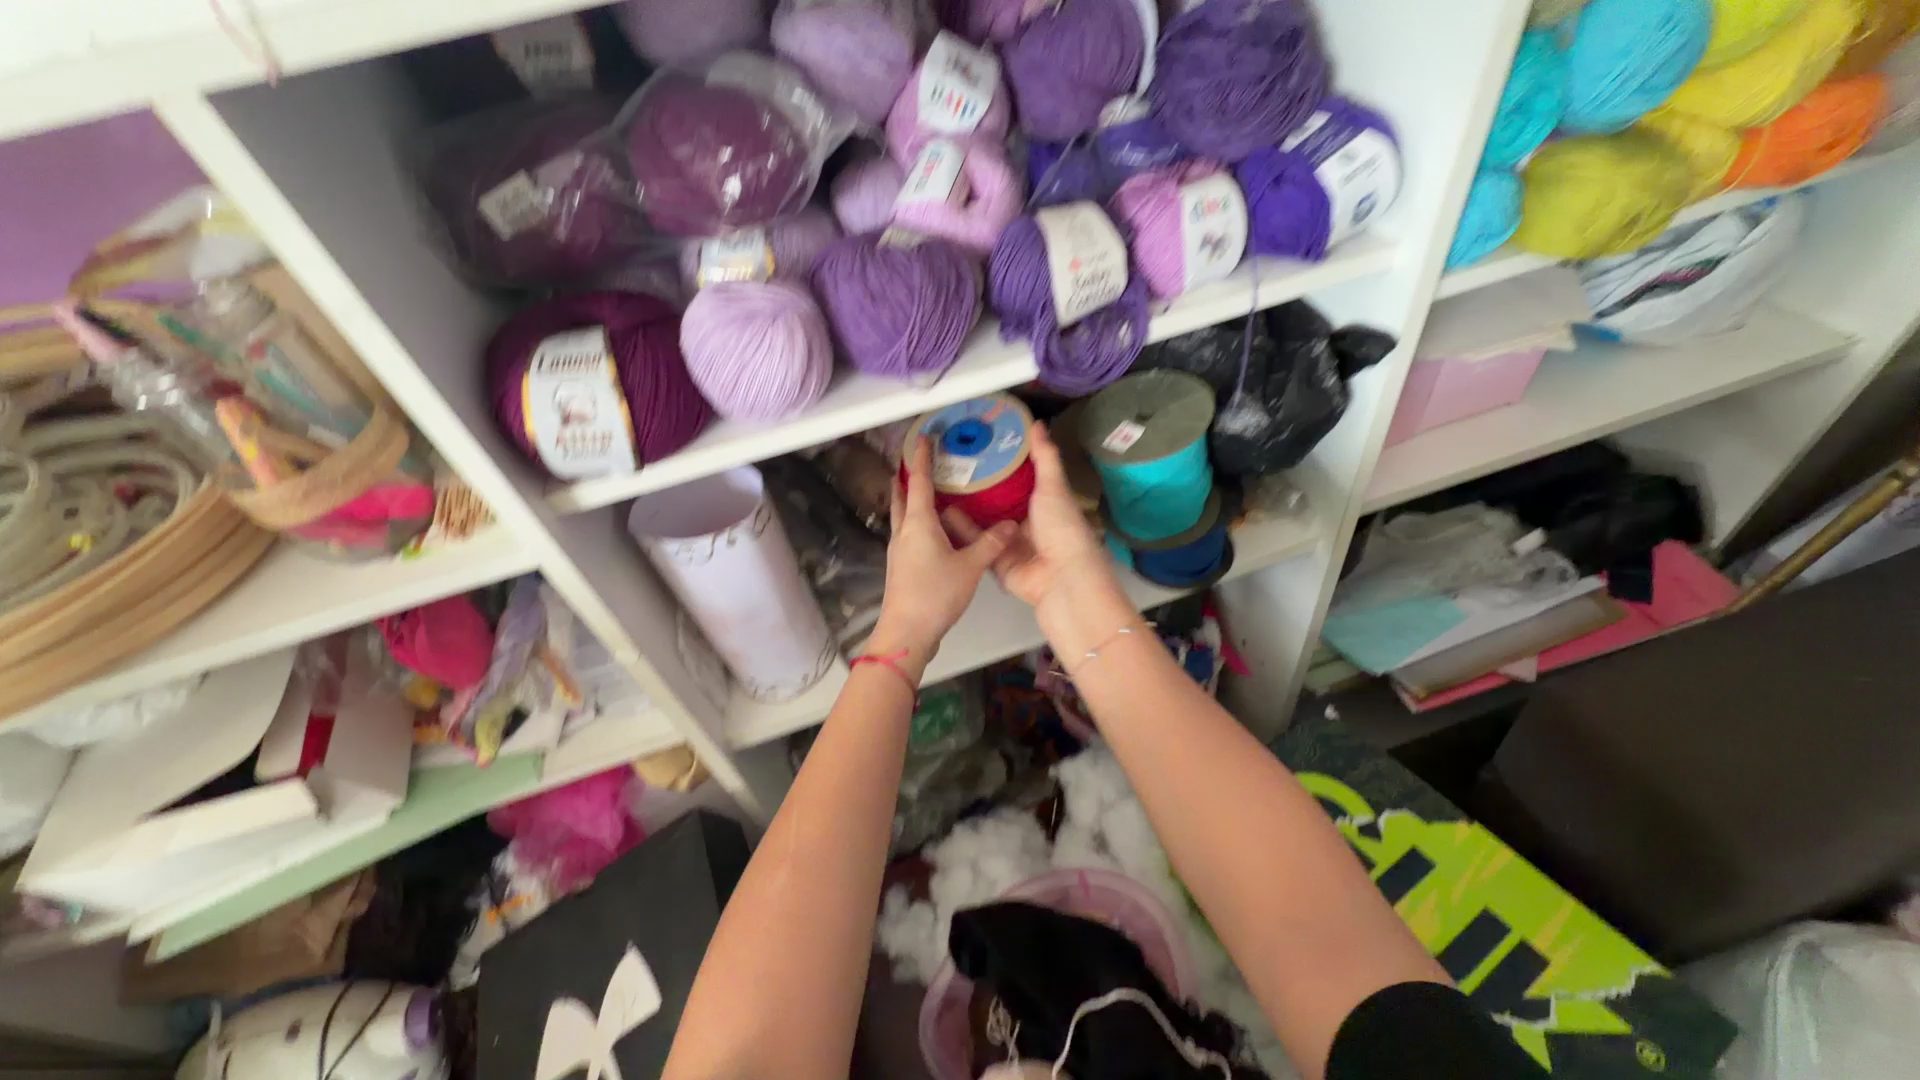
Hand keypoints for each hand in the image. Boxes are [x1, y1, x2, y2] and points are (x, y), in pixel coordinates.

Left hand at [869, 437, 1017, 672]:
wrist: (907, 633)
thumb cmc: (935, 594)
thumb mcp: (970, 567)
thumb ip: (990, 544)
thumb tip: (1010, 524)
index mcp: (918, 523)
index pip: (920, 482)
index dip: (922, 459)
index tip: (923, 439)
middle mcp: (904, 532)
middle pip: (902, 497)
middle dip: (908, 478)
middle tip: (917, 463)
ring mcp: (898, 551)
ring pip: (902, 517)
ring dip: (910, 501)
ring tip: (925, 492)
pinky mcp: (900, 567)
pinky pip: (908, 535)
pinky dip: (917, 523)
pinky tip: (932, 532)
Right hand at [945, 423, 1131, 640]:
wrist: (1061, 579)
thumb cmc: (1061, 528)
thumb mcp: (1053, 487)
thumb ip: (1044, 457)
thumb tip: (1035, 422)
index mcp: (1044, 503)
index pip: (1019, 479)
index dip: (1000, 463)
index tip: (976, 445)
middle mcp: (1026, 522)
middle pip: (997, 501)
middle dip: (976, 486)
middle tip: (948, 464)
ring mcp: (1010, 544)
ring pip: (983, 522)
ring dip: (963, 507)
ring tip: (937, 485)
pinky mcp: (995, 563)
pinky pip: (975, 543)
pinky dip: (960, 531)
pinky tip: (939, 514)